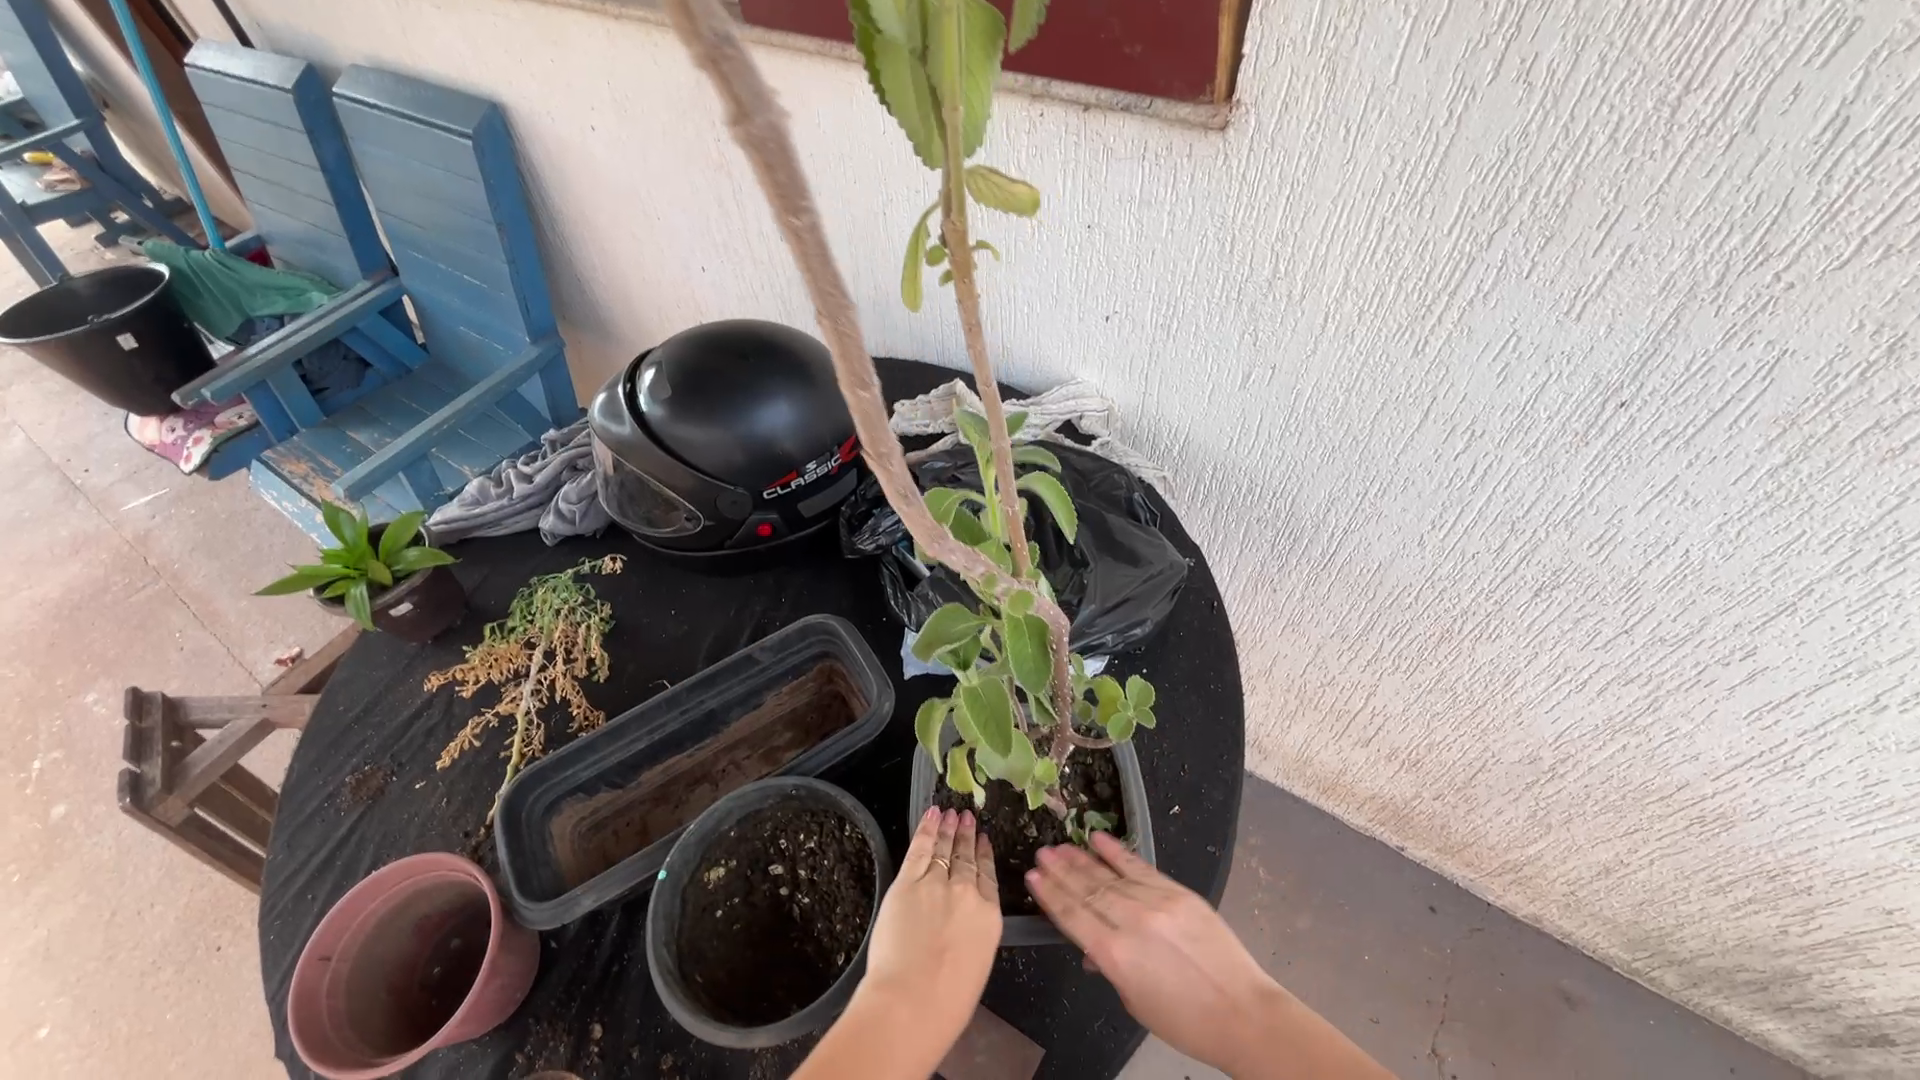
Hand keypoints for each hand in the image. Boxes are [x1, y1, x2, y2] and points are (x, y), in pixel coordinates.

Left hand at [861, 807, 1001, 1032]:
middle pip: (967, 858)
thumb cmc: (946, 1002)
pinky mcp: (907, 883)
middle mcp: (966, 893)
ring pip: (944, 849)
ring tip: (951, 813)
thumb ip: (973, 936)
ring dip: (947, 829)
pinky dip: (926, 829)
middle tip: (967, 817)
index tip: (983, 840)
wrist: (912, 1001)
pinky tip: (931, 815)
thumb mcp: (976, 966)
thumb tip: (964, 927)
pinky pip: (919, 848)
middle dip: (966, 836)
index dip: (984, 855)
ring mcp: (936, 884)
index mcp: (989, 917)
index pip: (988, 876)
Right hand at [1028, 832, 1388, 1078]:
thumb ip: (1109, 967)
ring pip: (1110, 875)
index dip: (1050, 894)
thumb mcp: (1135, 1001)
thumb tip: (1090, 946)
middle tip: (1041, 853)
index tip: (1032, 876)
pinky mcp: (1179, 893)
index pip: (1072, 916)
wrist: (1243, 1013)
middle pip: (1087, 890)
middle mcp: (1131, 922)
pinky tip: (1099, 840)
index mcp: (1115, 955)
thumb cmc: (1185, 1021)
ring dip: (1082, 859)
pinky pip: (1141, 867)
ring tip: (1061, 846)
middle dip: (1061, 871)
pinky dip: (1118, 852)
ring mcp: (1157, 903)